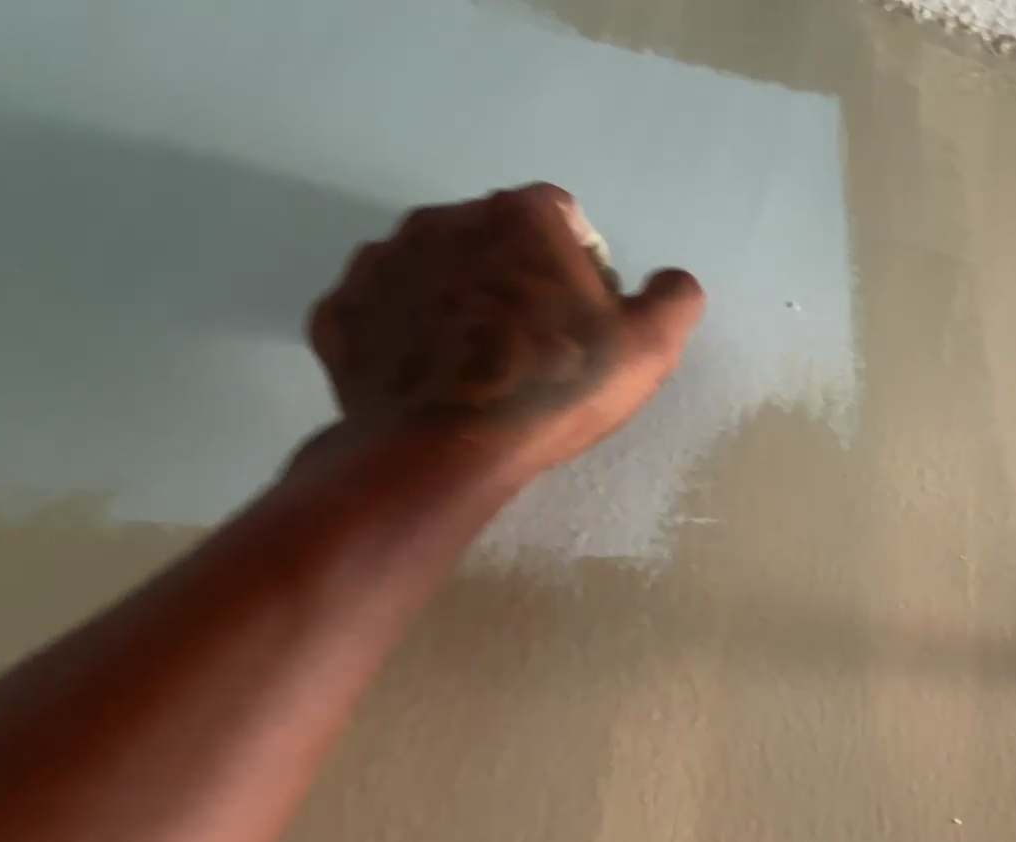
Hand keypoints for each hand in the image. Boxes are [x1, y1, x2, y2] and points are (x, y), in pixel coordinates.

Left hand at [305, 183, 703, 473]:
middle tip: (539, 346)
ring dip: (463, 300)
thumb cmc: (556, 388)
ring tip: (483, 365)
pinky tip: (436, 376)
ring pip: (438, 270)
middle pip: (497, 240)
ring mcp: (380, 263)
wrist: (445, 451)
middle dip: (520, 278)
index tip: (586, 316)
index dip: (583, 264)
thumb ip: (674, 298)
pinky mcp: (340, 313)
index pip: (562, 216)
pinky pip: (388, 310)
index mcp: (519, 216)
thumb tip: (672, 281)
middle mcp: (442, 219)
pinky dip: (411, 332)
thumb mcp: (649, 347)